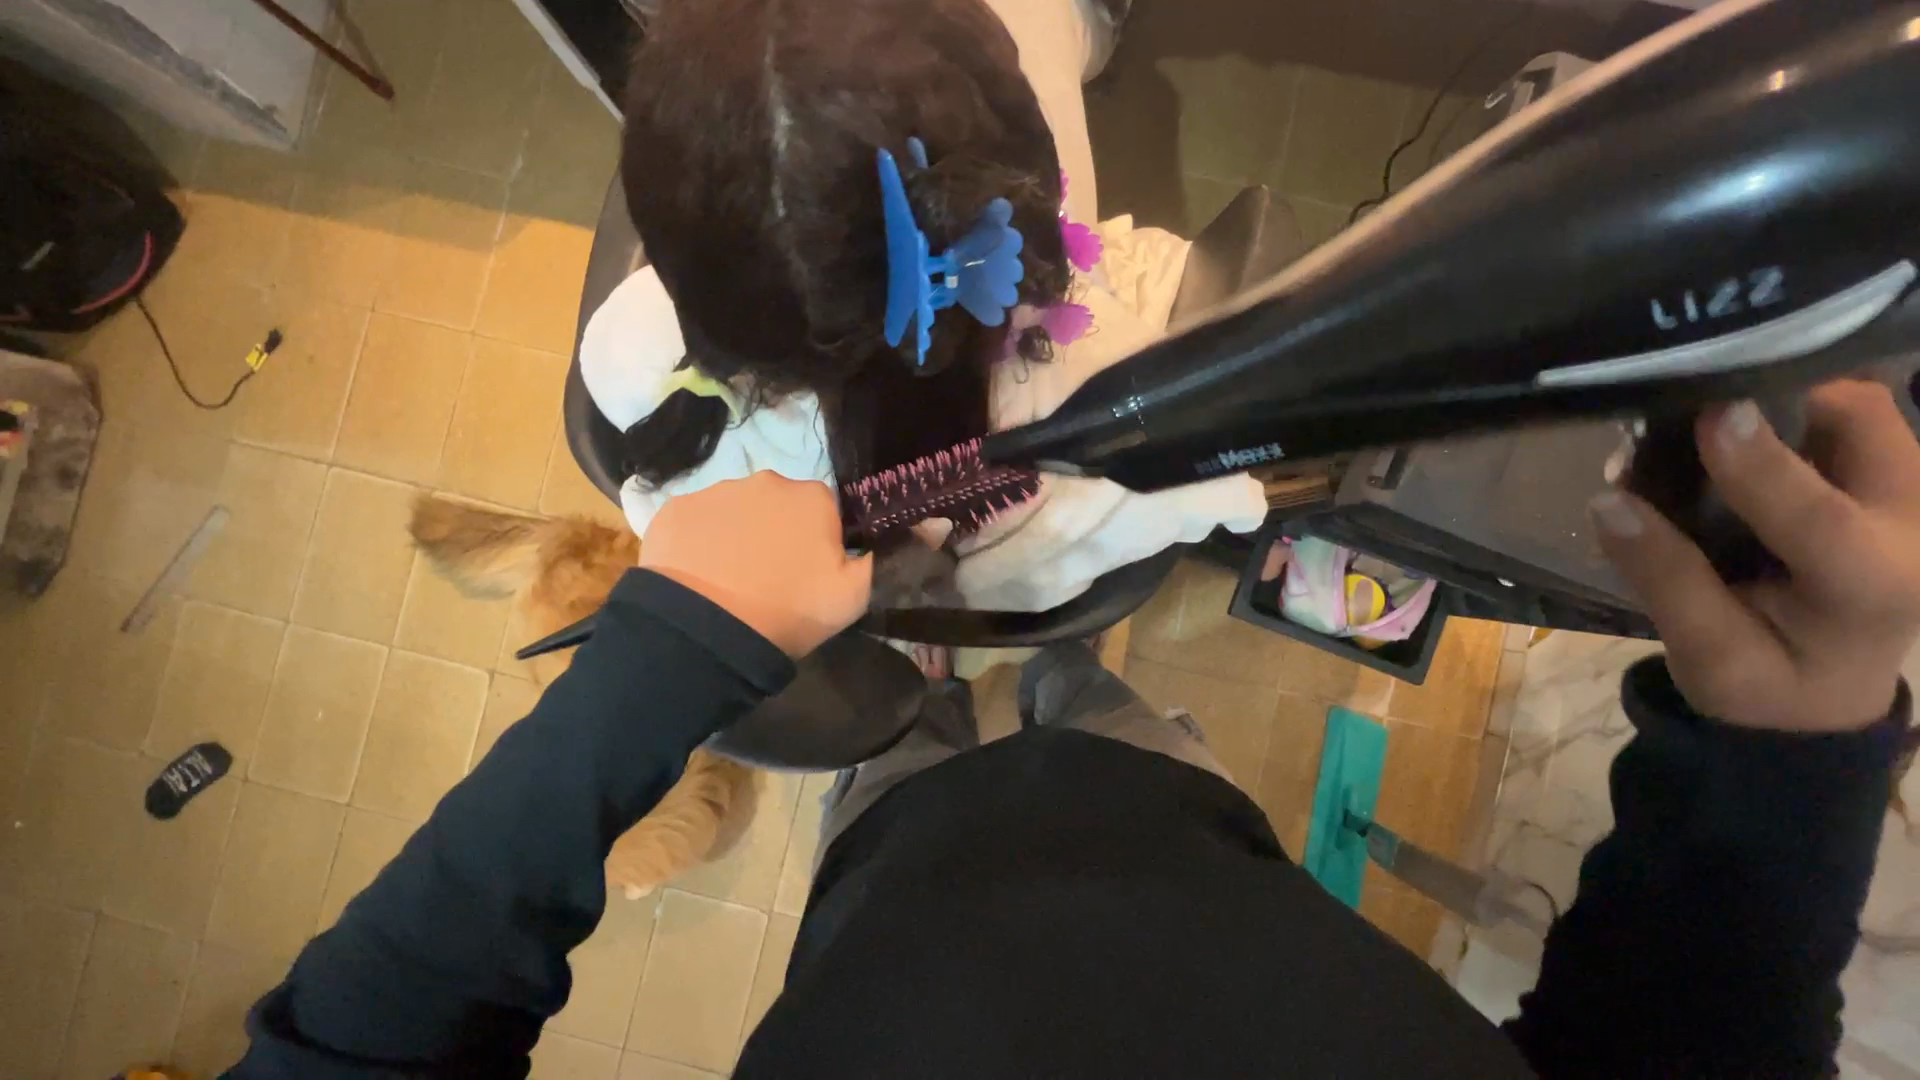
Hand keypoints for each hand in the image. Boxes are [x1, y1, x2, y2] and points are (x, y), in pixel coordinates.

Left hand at [640, 473, 872, 656]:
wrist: (706, 630)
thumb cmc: (789, 609)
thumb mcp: (854, 596)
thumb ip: (874, 559)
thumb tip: (884, 539)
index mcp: (813, 497)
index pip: (826, 511)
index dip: (820, 542)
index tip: (810, 573)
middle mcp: (766, 481)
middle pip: (780, 505)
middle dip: (778, 532)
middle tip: (770, 578)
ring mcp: (715, 492)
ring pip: (737, 511)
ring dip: (738, 536)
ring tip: (730, 581)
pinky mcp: (675, 510)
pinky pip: (697, 523)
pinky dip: (701, 543)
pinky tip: (700, 576)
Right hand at [1590, 380, 1919, 732]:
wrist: (1822, 693)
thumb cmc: (1761, 680)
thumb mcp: (1704, 653)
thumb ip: (1664, 580)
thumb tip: (1608, 505)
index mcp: (1872, 588)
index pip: (1819, 518)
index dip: (1763, 465)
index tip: (1713, 415)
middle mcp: (1919, 531)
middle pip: (1865, 427)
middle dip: (1782, 402)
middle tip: (1695, 414)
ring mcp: (1914, 501)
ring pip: (1859, 412)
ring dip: (1781, 404)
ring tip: (1702, 430)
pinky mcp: (1892, 485)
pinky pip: (1846, 422)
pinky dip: (1785, 415)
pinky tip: (1730, 443)